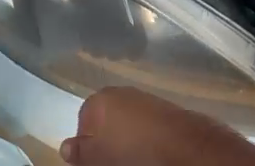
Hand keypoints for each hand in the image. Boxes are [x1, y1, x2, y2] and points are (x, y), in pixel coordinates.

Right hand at [58, 87, 254, 165]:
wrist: (190, 153)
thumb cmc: (133, 155)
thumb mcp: (99, 159)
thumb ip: (81, 154)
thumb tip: (64, 147)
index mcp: (102, 100)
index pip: (84, 121)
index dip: (87, 147)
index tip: (92, 164)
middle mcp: (125, 95)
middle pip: (109, 123)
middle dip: (109, 147)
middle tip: (113, 163)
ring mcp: (151, 104)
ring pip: (133, 128)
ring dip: (131, 148)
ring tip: (136, 162)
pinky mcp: (174, 117)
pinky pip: (154, 133)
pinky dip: (152, 148)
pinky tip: (157, 159)